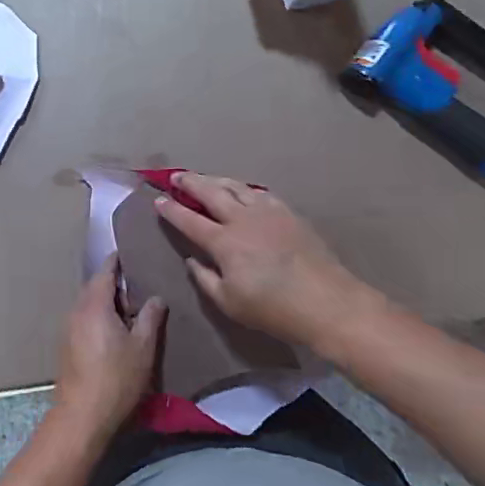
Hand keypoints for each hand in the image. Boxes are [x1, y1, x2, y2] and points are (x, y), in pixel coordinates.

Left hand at [53, 255, 165, 440]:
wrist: (82, 416)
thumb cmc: (117, 378)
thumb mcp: (143, 347)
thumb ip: (150, 318)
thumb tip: (156, 298)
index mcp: (94, 304)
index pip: (105, 271)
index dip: (118, 261)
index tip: (132, 253)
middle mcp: (77, 311)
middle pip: (96, 287)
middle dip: (116, 284)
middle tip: (140, 287)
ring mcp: (68, 329)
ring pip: (90, 305)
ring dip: (108, 303)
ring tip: (133, 310)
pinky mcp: (67, 346)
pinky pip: (85, 320)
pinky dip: (100, 318)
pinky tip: (116, 332)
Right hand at [154, 172, 393, 355]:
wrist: (326, 302)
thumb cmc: (273, 309)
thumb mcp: (229, 303)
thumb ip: (205, 278)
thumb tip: (192, 259)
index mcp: (224, 242)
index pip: (189, 220)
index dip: (171, 210)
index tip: (157, 200)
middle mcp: (242, 219)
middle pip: (210, 193)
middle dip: (190, 183)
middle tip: (175, 176)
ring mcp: (268, 212)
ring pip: (235, 187)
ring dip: (215, 180)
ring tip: (203, 178)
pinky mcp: (288, 213)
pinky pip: (259, 193)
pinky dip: (243, 188)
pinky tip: (241, 190)